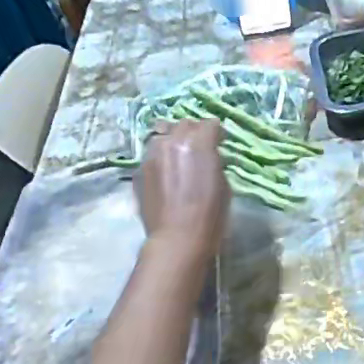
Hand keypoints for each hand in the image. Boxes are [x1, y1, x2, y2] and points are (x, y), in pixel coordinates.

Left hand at [137, 119, 228, 257]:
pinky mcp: (138, 170)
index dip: (217, 133)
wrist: (177, 239)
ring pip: (162, 135)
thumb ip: (215, 164)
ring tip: (179, 157)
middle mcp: (171, 142)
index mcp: (198, 144)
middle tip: (200, 148)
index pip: (210, 124)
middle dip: (194, 132)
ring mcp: (151, 155)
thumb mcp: (224, 186)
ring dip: (173, 141)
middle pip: (184, 124)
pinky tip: (166, 174)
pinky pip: (151, 155)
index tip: (220, 143)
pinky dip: (161, 158)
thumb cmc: (210, 217)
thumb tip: (209, 158)